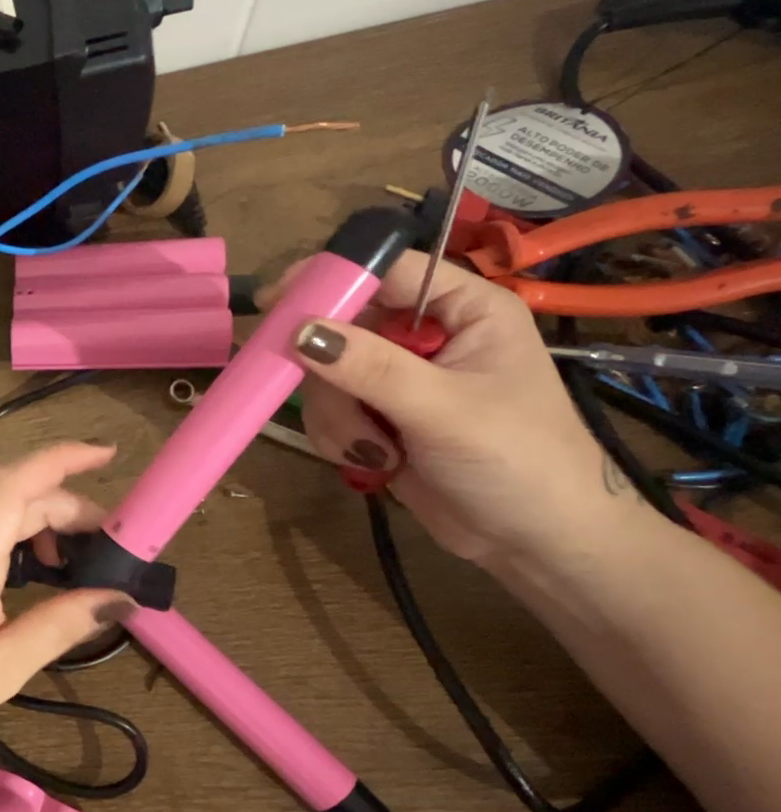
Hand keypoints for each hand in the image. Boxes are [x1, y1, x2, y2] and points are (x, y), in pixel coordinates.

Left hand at [0, 443, 135, 768]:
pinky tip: (9, 545)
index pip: (20, 479)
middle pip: (9, 484)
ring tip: (58, 549)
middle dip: (62, 501)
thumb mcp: (0, 668)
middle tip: (101, 546)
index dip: (65, 457)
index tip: (109, 454)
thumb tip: (119, 598)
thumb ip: (60, 625)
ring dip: (27, 499)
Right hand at [280, 250, 642, 564]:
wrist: (536, 541)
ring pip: (325, 374)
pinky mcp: (377, 416)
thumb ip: (370, 368)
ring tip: (376, 450)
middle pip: (341, 326)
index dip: (331, 279)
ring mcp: (397, 378)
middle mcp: (427, 335)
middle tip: (336, 403)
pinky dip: (337, 437)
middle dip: (331, 374)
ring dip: (337, 416)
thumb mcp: (443, 410)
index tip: (275, 303)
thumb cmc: (518, 462)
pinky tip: (375, 461)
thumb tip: (299, 331)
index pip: (387, 270)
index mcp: (465, 310)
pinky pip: (326, 409)